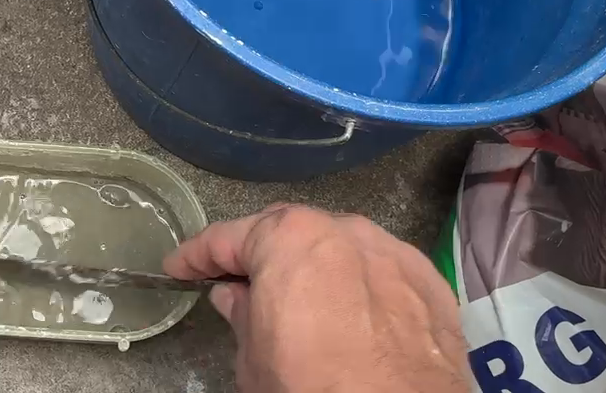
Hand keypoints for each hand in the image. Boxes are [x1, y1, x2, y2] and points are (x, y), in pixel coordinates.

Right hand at [164, 204, 469, 392]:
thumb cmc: (313, 389)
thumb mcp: (255, 362)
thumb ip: (241, 316)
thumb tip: (234, 295)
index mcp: (287, 237)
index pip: (226, 238)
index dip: (195, 255)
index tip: (178, 266)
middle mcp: (339, 228)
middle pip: (286, 233)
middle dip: (260, 256)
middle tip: (237, 284)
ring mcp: (388, 250)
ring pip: (337, 247)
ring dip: (314, 267)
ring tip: (301, 302)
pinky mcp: (427, 280)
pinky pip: (380, 271)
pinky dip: (361, 285)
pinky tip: (354, 314)